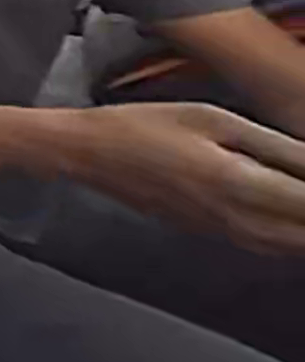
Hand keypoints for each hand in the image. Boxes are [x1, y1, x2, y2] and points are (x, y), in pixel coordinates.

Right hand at [63, 102, 304, 253]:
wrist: (79, 151)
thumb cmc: (136, 125)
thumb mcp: (205, 118)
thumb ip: (278, 145)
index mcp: (248, 187)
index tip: (301, 165)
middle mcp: (250, 222)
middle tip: (288, 174)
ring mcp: (234, 235)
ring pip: (302, 243)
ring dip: (299, 217)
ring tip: (280, 187)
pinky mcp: (220, 237)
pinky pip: (279, 243)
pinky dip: (287, 227)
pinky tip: (269, 202)